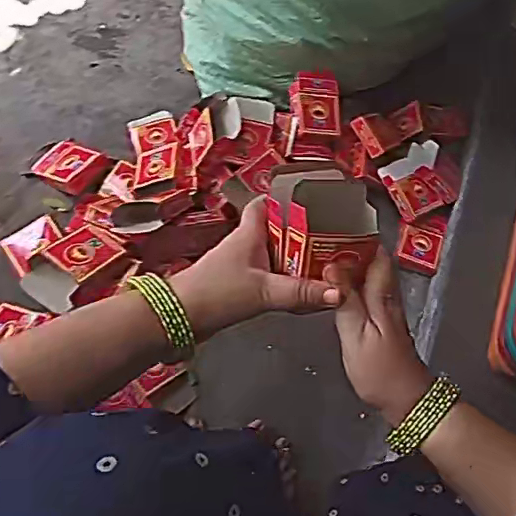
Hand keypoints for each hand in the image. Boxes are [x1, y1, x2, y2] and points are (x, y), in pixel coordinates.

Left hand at [170, 196, 339, 337]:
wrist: (177, 318)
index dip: (288, 197)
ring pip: (276, 252)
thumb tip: (337, 292)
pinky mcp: (240, 284)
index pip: (268, 202)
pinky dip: (286, 277)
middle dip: (303, 230)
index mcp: (249, 232)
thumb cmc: (214, 293)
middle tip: (330, 233)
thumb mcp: (264, 291)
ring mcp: (242, 264)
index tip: (312, 198)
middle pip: (279, 228)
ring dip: (296, 254)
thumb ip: (302, 292)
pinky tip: (302, 286)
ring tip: (324, 258)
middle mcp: (246, 243)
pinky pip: (270, 274)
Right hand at [326, 250, 432, 421]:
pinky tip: (338, 289)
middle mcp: (388, 297)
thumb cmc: (379, 370)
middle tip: (323, 240)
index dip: (360, 238)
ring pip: (372, 277)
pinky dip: (355, 285)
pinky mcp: (384, 323)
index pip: (377, 255)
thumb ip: (345, 300)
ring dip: (353, 266)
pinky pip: (369, 293)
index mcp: (383, 296)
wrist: (406, 400)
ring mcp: (388, 310)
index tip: (336, 227)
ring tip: (325, 259)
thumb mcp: (356, 335)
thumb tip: (334, 265)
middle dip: (353, 249)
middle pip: (374, 263)